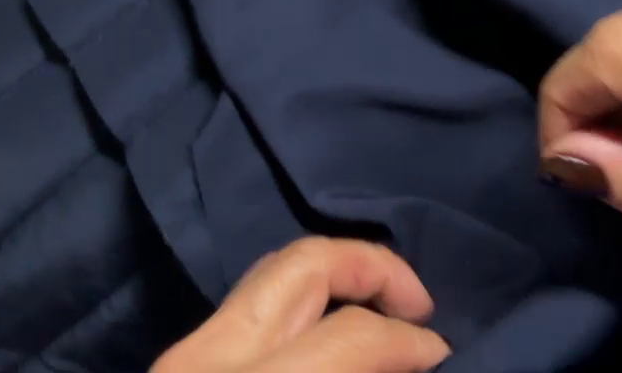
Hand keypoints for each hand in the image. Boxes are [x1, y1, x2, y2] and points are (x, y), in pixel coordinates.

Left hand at [152, 238, 451, 372]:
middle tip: (417, 302)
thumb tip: (414, 359)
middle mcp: (211, 352)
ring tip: (378, 304)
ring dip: (336, 275)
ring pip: (273, 271)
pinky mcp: (179, 357)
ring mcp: (186, 351)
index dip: (411, 342)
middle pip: (304, 263)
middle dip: (371, 266)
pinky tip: (326, 327)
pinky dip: (301, 300)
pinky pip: (252, 303)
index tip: (442, 351)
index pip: (351, 336)